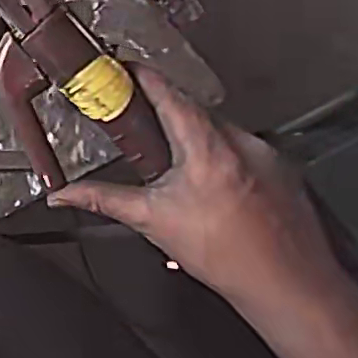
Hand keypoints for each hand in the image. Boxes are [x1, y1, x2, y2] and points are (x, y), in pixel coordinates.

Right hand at [51, 66, 342, 311]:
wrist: (292, 290)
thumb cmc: (231, 258)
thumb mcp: (152, 221)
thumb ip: (102, 199)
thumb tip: (65, 194)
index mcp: (208, 149)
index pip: (169, 94)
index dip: (142, 76)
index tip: (122, 67)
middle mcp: (242, 144)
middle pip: (192, 108)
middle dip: (162, 111)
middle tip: (135, 120)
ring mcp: (267, 154)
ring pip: (217, 128)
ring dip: (191, 134)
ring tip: (170, 161)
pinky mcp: (282, 169)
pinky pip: (241, 147)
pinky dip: (217, 153)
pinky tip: (206, 183)